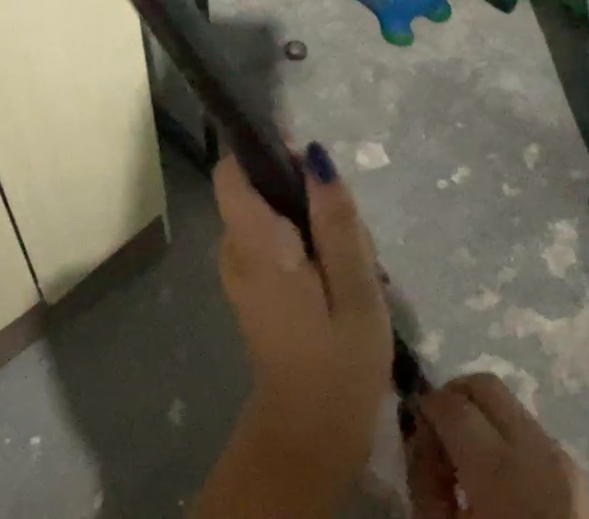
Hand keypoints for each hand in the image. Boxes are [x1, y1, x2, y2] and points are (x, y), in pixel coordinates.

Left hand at [212, 145, 391, 487]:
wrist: (309, 435)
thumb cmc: (339, 361)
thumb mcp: (356, 287)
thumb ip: (336, 220)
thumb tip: (313, 156)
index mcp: (254, 246)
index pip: (232, 173)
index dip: (266, 154)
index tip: (311, 169)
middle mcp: (234, 251)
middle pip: (257, 191)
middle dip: (303, 195)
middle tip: (349, 234)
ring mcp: (238, 272)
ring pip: (270, 216)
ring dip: (309, 223)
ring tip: (350, 262)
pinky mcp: (251, 289)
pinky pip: (272, 242)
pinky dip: (303, 246)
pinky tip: (337, 280)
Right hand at [408, 375, 588, 518]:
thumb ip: (424, 479)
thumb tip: (419, 433)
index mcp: (501, 468)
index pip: (452, 402)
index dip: (425, 406)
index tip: (413, 429)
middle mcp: (539, 449)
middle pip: (486, 385)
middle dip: (454, 397)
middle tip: (436, 436)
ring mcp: (566, 459)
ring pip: (511, 408)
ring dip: (482, 420)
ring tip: (466, 467)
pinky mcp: (581, 475)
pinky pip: (532, 436)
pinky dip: (507, 442)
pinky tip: (496, 484)